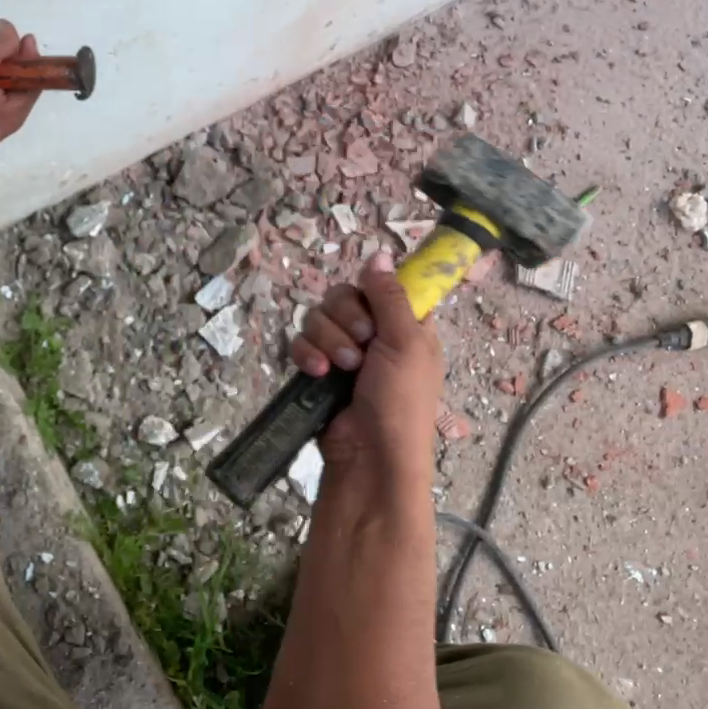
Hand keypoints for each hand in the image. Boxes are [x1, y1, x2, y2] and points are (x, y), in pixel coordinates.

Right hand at [289, 251, 444, 475]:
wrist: (369, 456)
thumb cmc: (401, 401)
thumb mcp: (407, 343)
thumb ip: (391, 296)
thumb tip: (382, 252)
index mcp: (406, 325)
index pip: (381, 285)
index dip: (371, 291)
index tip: (371, 306)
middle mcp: (375, 334)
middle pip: (343, 297)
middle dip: (344, 320)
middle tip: (360, 345)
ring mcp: (344, 352)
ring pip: (318, 318)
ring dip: (326, 341)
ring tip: (339, 369)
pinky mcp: (317, 369)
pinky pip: (300, 343)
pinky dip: (306, 355)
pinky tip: (316, 372)